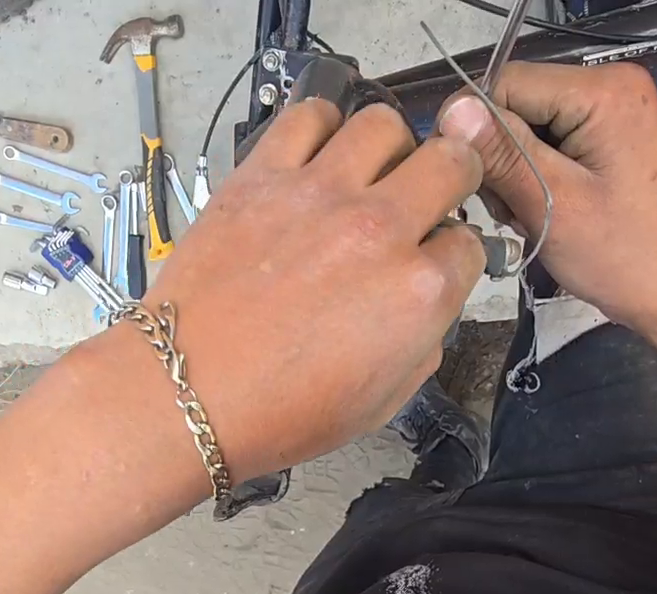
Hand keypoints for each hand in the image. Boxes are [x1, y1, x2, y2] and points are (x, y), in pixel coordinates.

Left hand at [135, 100, 486, 481]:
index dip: (452, 258)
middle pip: (449, 163)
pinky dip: (323, 127)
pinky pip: (308, 116)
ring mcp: (320, 195)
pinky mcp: (263, 176)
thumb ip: (421, 347)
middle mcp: (380, 230)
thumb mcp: (379, 406)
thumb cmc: (280, 414)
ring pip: (384, 126)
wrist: (190, 394)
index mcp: (418, 293)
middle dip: (451, 179)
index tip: (432, 264)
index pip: (467, 246)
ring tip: (368, 177)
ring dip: (390, 149)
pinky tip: (317, 157)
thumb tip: (425, 308)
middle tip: (427, 197)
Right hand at [437, 63, 656, 337]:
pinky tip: (543, 213)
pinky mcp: (612, 141)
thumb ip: (503, 155)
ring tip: (528, 218)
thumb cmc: (624, 256)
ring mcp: (615, 114)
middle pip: (519, 104)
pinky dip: (537, 181)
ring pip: (531, 129)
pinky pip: (554, 146)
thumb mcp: (553, 204)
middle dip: (499, 159)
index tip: (470, 187)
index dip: (477, 132)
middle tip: (510, 213)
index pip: (507, 83)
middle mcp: (612, 87)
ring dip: (515, 175)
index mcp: (603, 92)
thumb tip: (452, 111)